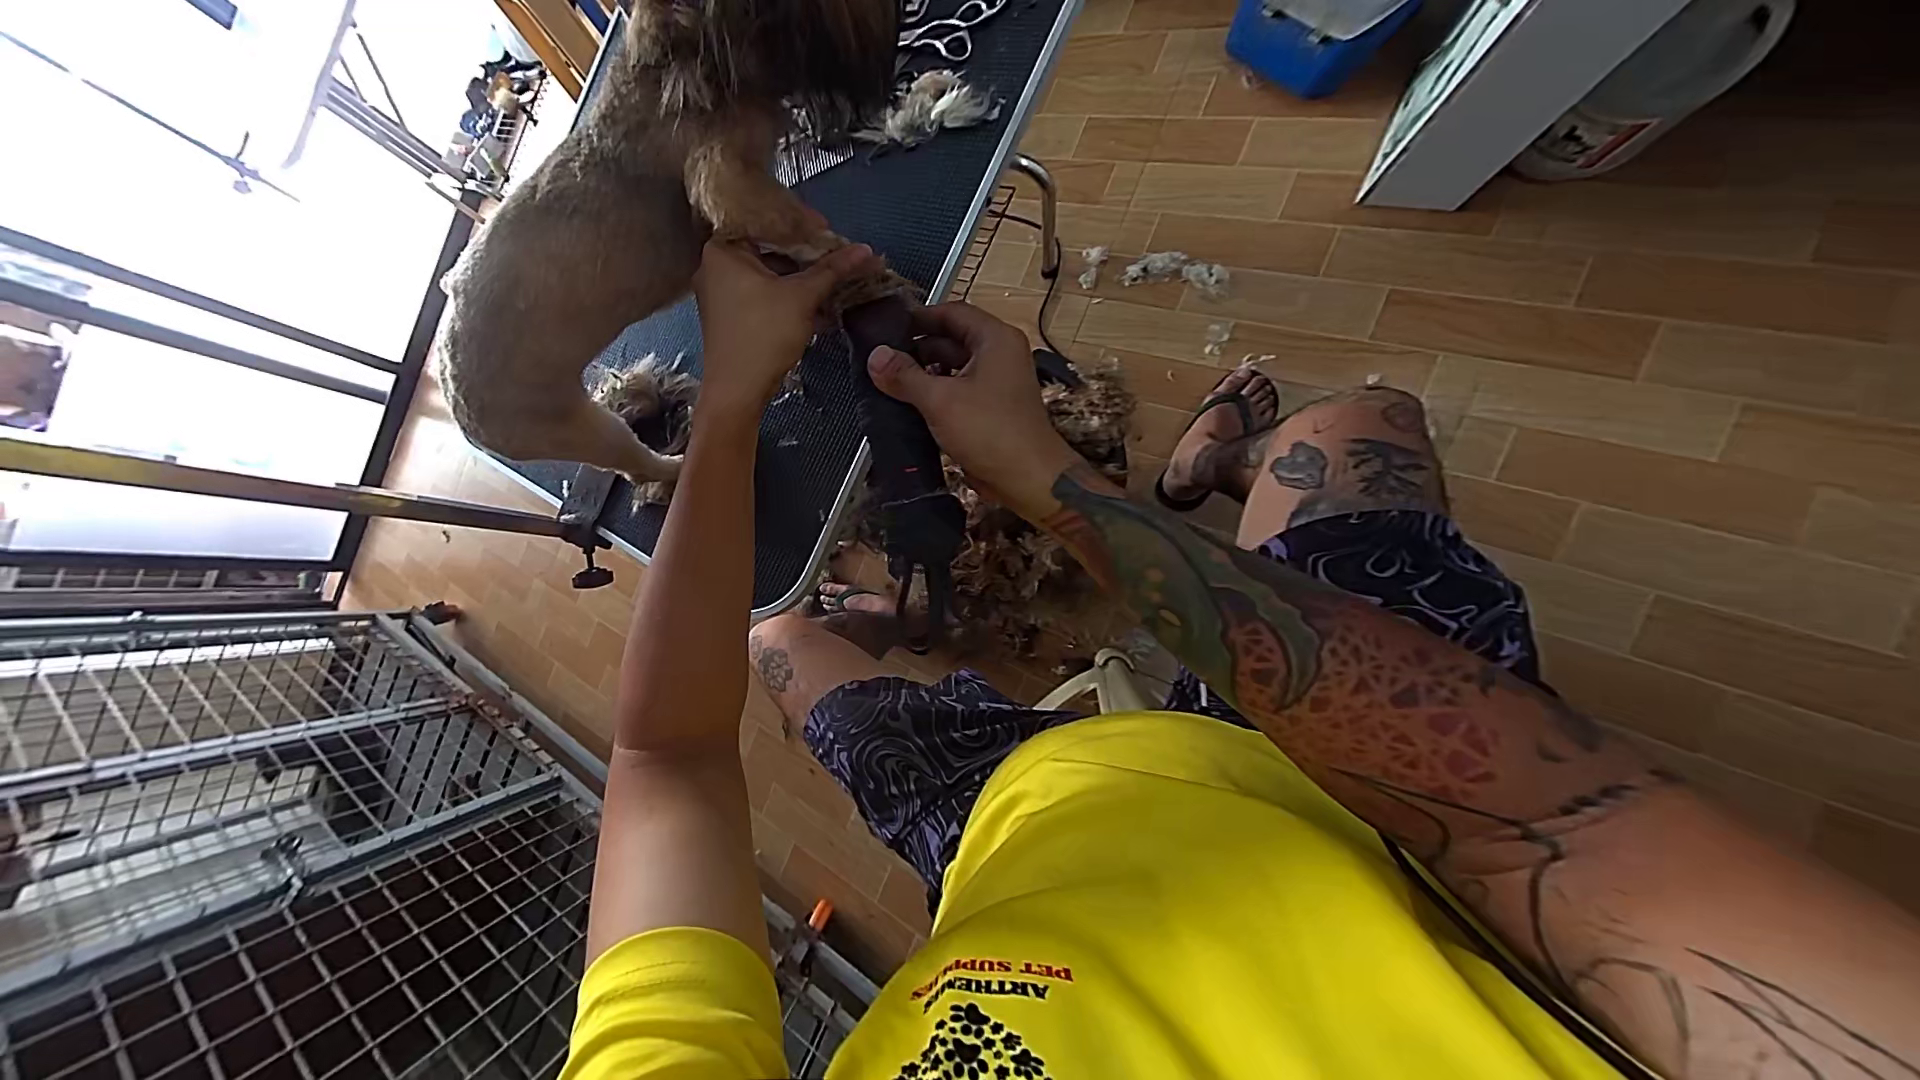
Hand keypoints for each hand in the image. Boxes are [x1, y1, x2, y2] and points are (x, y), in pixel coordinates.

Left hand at [692, 239, 880, 415]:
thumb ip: (832, 270)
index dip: (802, 222)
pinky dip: (793, 297)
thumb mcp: (801, 297)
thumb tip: (864, 250)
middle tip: (838, 256)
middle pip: (770, 247)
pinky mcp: (736, 315)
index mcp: (723, 249)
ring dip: (805, 278)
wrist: (738, 391)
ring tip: (836, 280)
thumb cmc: (762, 336)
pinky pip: (768, 294)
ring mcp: (726, 292)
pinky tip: (821, 303)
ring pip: (773, 273)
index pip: (766, 220)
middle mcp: (718, 265)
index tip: (831, 231)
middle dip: (808, 255)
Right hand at [866, 302, 1078, 516]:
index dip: (919, 318)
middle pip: (952, 340)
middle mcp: (1000, 356)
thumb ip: (905, 376)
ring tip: (890, 383)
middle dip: (918, 350)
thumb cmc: (990, 431)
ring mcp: (998, 384)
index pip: (952, 312)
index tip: (888, 327)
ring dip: (925, 375)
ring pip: (954, 369)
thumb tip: (875, 356)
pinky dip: (937, 395)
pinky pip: (960, 392)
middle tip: (882, 359)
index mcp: (995, 339)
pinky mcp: (992, 410)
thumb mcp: (940, 399)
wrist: (1028, 478)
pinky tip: (911, 406)